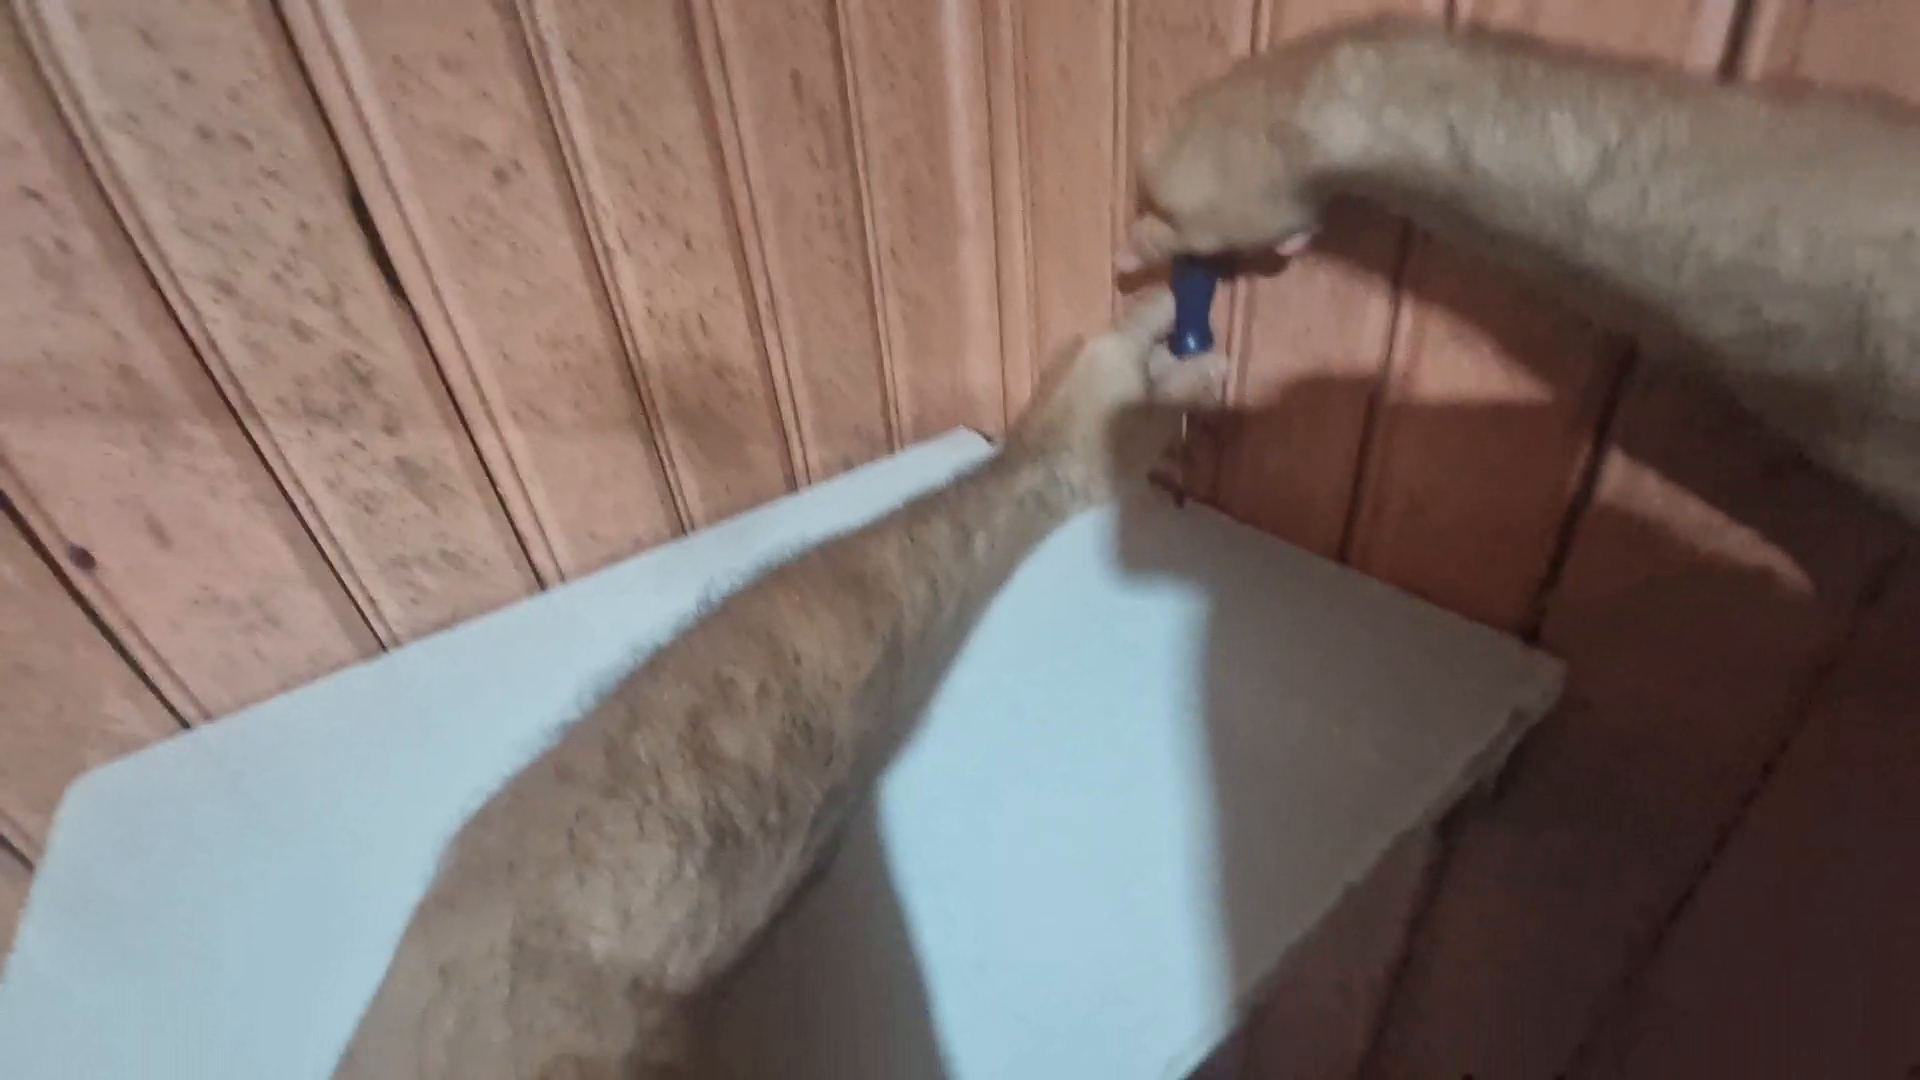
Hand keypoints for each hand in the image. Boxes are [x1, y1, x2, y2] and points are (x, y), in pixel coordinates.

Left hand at [1007, 290, 1227, 500]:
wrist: (1034, 485)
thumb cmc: (1104, 449)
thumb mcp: (1160, 418)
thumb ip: (1191, 384)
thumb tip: (1219, 358)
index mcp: (1116, 338)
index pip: (1164, 303)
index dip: (1192, 321)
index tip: (1205, 356)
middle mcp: (1086, 341)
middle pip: (1140, 341)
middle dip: (1168, 368)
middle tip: (1189, 406)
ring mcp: (1064, 368)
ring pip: (1119, 369)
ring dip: (1144, 391)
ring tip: (1161, 433)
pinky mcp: (1052, 396)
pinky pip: (1097, 387)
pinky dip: (1118, 404)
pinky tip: (1128, 440)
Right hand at [1117, 16, 1427, 271]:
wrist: (1329, 113)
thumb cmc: (1250, 191)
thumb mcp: (1196, 236)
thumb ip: (1155, 245)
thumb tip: (1119, 258)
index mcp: (1153, 162)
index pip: (1153, 208)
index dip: (1184, 237)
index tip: (1214, 258)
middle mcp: (1180, 121)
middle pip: (1199, 183)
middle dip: (1231, 219)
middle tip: (1266, 248)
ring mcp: (1227, 94)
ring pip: (1238, 163)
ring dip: (1263, 198)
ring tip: (1300, 225)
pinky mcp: (1276, 77)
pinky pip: (1272, 137)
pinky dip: (1286, 165)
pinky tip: (1316, 186)